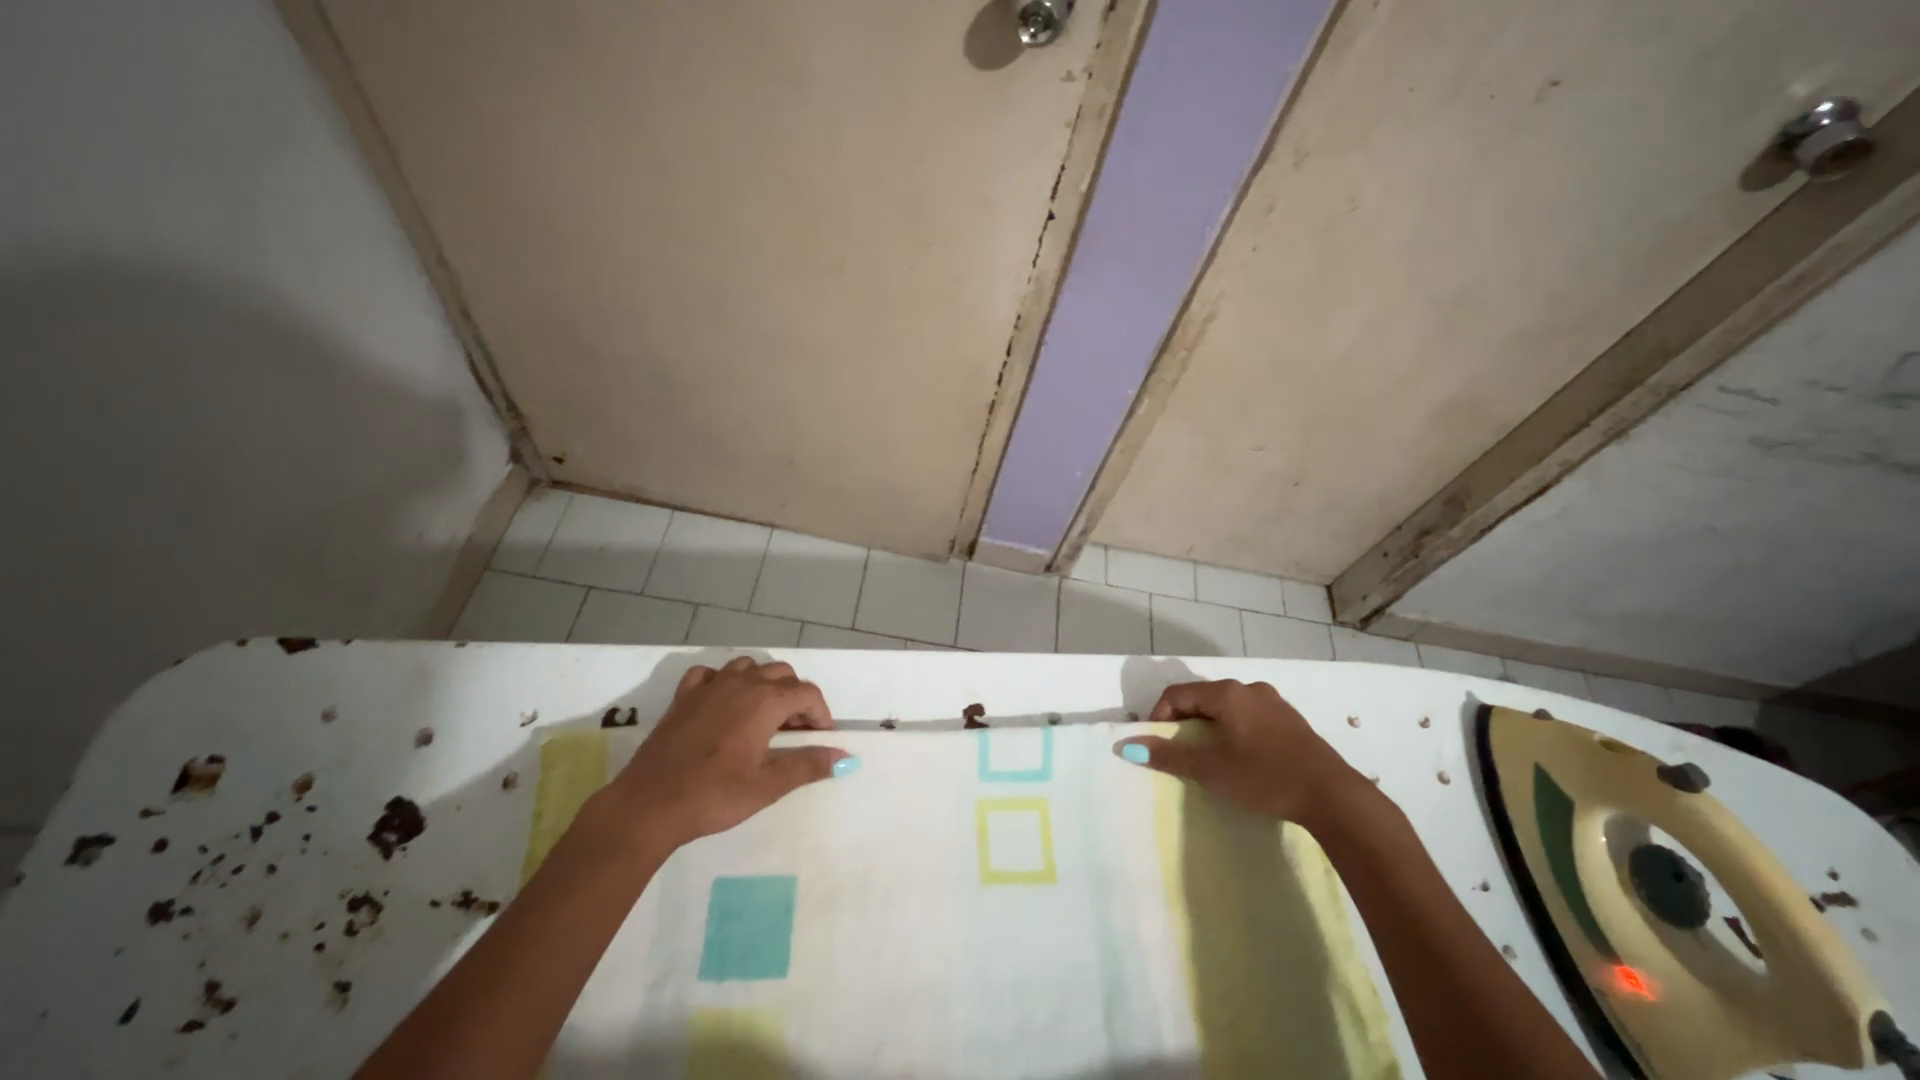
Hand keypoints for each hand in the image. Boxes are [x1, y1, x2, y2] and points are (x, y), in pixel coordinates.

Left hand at [606, 657, 849, 851]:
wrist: (648, 804)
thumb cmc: (713, 795)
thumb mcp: (768, 785)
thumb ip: (808, 765)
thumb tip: (844, 758)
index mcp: (764, 701)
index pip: (807, 693)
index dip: (820, 714)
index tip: (820, 740)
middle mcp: (739, 684)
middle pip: (781, 674)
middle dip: (796, 698)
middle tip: (796, 733)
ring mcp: (708, 687)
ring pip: (748, 668)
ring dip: (764, 685)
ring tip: (764, 719)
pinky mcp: (682, 698)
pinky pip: (711, 675)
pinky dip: (725, 683)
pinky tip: (724, 707)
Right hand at [1116, 679, 1365, 826]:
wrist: (1332, 796)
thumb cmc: (1264, 777)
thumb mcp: (1210, 769)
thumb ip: (1167, 755)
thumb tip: (1126, 746)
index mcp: (1228, 693)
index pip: (1177, 693)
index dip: (1158, 716)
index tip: (1156, 746)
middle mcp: (1250, 689)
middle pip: (1202, 698)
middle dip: (1183, 723)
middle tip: (1178, 754)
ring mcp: (1275, 703)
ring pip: (1227, 709)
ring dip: (1209, 729)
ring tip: (1207, 759)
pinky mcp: (1291, 722)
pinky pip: (1249, 718)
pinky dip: (1233, 732)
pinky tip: (1240, 760)